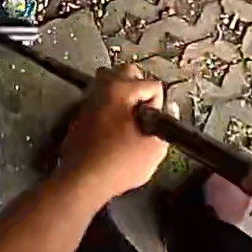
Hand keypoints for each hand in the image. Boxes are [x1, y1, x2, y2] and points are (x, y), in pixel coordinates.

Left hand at [52, 65, 167, 207]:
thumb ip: (165, 125)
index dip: (159, 105)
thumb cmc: (118, 163)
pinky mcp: (81, 113)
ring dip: (123, 94)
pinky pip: (100, 100)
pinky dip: (110, 107)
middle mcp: (102, 88)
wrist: (83, 180)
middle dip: (141, 88)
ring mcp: (89, 99)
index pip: (152, 84)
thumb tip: (169, 110)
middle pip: (128, 72)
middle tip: (145, 112)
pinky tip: (115, 129)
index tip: (154, 122)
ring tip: (131, 117)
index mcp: (120, 89)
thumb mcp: (154, 149)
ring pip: (110, 82)